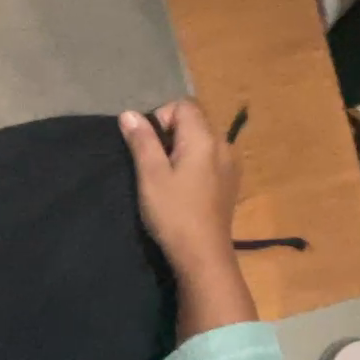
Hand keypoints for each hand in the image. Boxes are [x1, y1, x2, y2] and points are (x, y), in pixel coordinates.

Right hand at [119, 101, 240, 269]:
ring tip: (168, 180)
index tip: (147, 147)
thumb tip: (129, 114)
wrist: (202, 253)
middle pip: (195, 121)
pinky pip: (210, 159)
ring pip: (202, 141)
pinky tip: (184, 190)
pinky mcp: (231, 182)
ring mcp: (231, 164)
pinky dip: (195, 165)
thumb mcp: (151, 176)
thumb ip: (142, 142)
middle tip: (153, 166)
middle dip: (170, 134)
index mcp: (204, 138)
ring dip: (182, 151)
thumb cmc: (173, 213)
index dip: (160, 118)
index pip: (183, 105)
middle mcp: (223, 144)